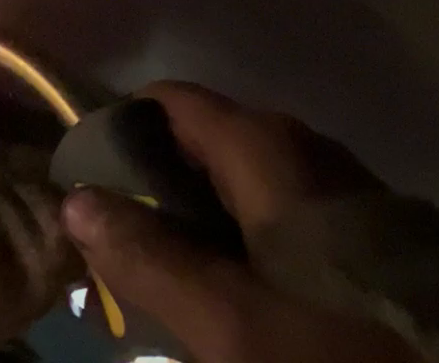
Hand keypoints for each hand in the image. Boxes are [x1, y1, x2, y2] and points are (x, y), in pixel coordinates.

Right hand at [61, 81, 420, 362]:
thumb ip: (149, 257)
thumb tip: (75, 199)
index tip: (85, 181)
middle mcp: (299, 145)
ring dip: (195, 216)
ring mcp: (336, 182)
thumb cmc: (345, 345)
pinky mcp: (363, 224)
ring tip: (166, 272)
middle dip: (152, 185)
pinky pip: (278, 208)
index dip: (117, 131)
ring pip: (239, 179)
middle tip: (117, 243)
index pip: (166, 101)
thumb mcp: (233, 321)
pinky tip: (238, 287)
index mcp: (263, 145)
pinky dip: (241, 236)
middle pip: (199, 140)